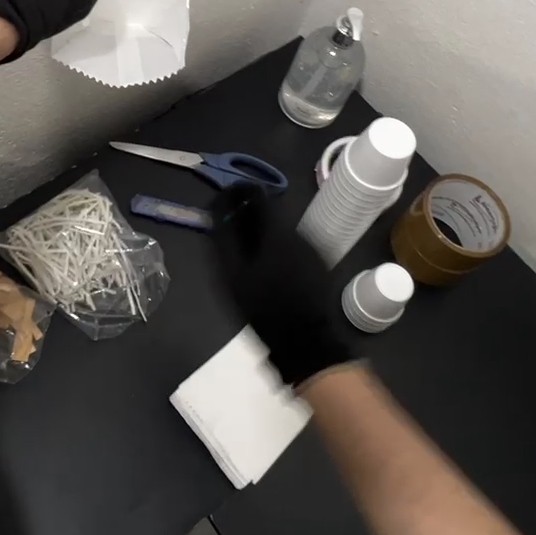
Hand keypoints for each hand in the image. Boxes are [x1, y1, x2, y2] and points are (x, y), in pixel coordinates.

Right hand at [212, 184, 355, 388]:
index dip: (238, 191)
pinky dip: (277, 247)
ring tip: (245, 254)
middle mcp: (300, 232)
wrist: (306, 342)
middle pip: (270, 212)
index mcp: (278, 231)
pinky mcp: (319, 263)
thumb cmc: (265, 308)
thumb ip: (223, 237)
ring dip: (263, 232)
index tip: (222, 201)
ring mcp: (313, 248)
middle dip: (248, 215)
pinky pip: (293, 245)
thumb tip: (215, 209)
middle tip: (228, 232)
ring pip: (282, 228)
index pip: (257, 193)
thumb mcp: (233, 275)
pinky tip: (268, 269)